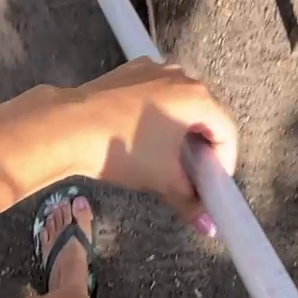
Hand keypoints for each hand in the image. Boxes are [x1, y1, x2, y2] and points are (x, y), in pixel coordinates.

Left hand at [68, 59, 238, 227]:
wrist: (69, 127)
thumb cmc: (121, 148)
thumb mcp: (161, 180)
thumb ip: (189, 202)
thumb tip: (207, 226)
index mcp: (197, 97)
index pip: (227, 132)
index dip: (225, 164)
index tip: (213, 188)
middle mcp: (181, 76)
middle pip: (206, 116)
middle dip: (203, 150)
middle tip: (193, 180)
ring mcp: (155, 71)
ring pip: (181, 106)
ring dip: (182, 135)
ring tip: (168, 164)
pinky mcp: (131, 74)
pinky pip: (157, 98)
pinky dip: (160, 120)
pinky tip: (144, 143)